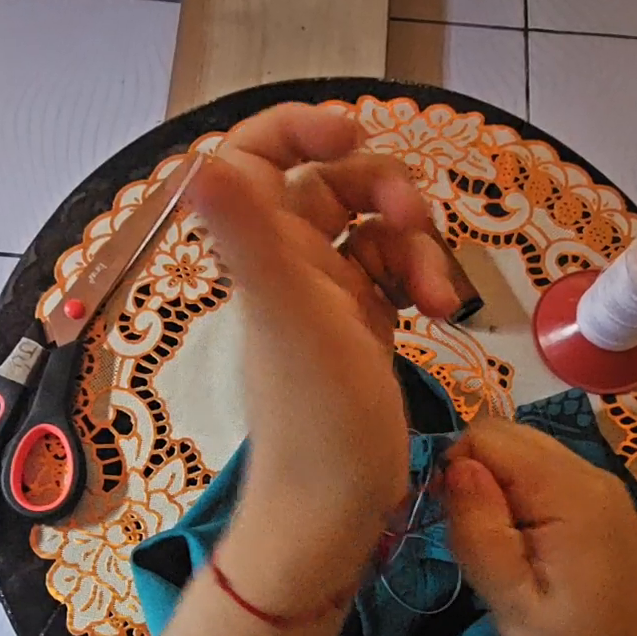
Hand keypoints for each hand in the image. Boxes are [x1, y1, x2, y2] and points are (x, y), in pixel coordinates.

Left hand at [186, 104, 460, 613]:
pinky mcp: (359, 327)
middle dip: (383, 190)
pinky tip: (435, 309)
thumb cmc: (318, 419)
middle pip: (332, 183)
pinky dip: (416, 278)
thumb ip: (249, 238)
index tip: (349, 134)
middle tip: (412, 222)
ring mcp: (324, 296)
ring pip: (372, 229)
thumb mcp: (292, 320)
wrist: (335, 507)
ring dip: (414, 245)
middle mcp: (287, 265)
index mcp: (260, 252)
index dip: (296, 128)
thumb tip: (198, 163)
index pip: (257, 156)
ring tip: (438, 298)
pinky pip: (390, 274)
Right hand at [443, 420, 636, 635]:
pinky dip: (515, 501)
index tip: (454, 528)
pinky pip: (541, 478)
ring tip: (497, 553)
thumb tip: (454, 467)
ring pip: (520, 455)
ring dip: (492, 491)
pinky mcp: (600, 509)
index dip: (455, 471)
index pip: (486, 436)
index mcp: (570, 494)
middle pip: (504, 437)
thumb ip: (481, 532)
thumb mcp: (515, 608)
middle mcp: (588, 476)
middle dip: (471, 478)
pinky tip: (522, 553)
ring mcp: (600, 491)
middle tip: (475, 545)